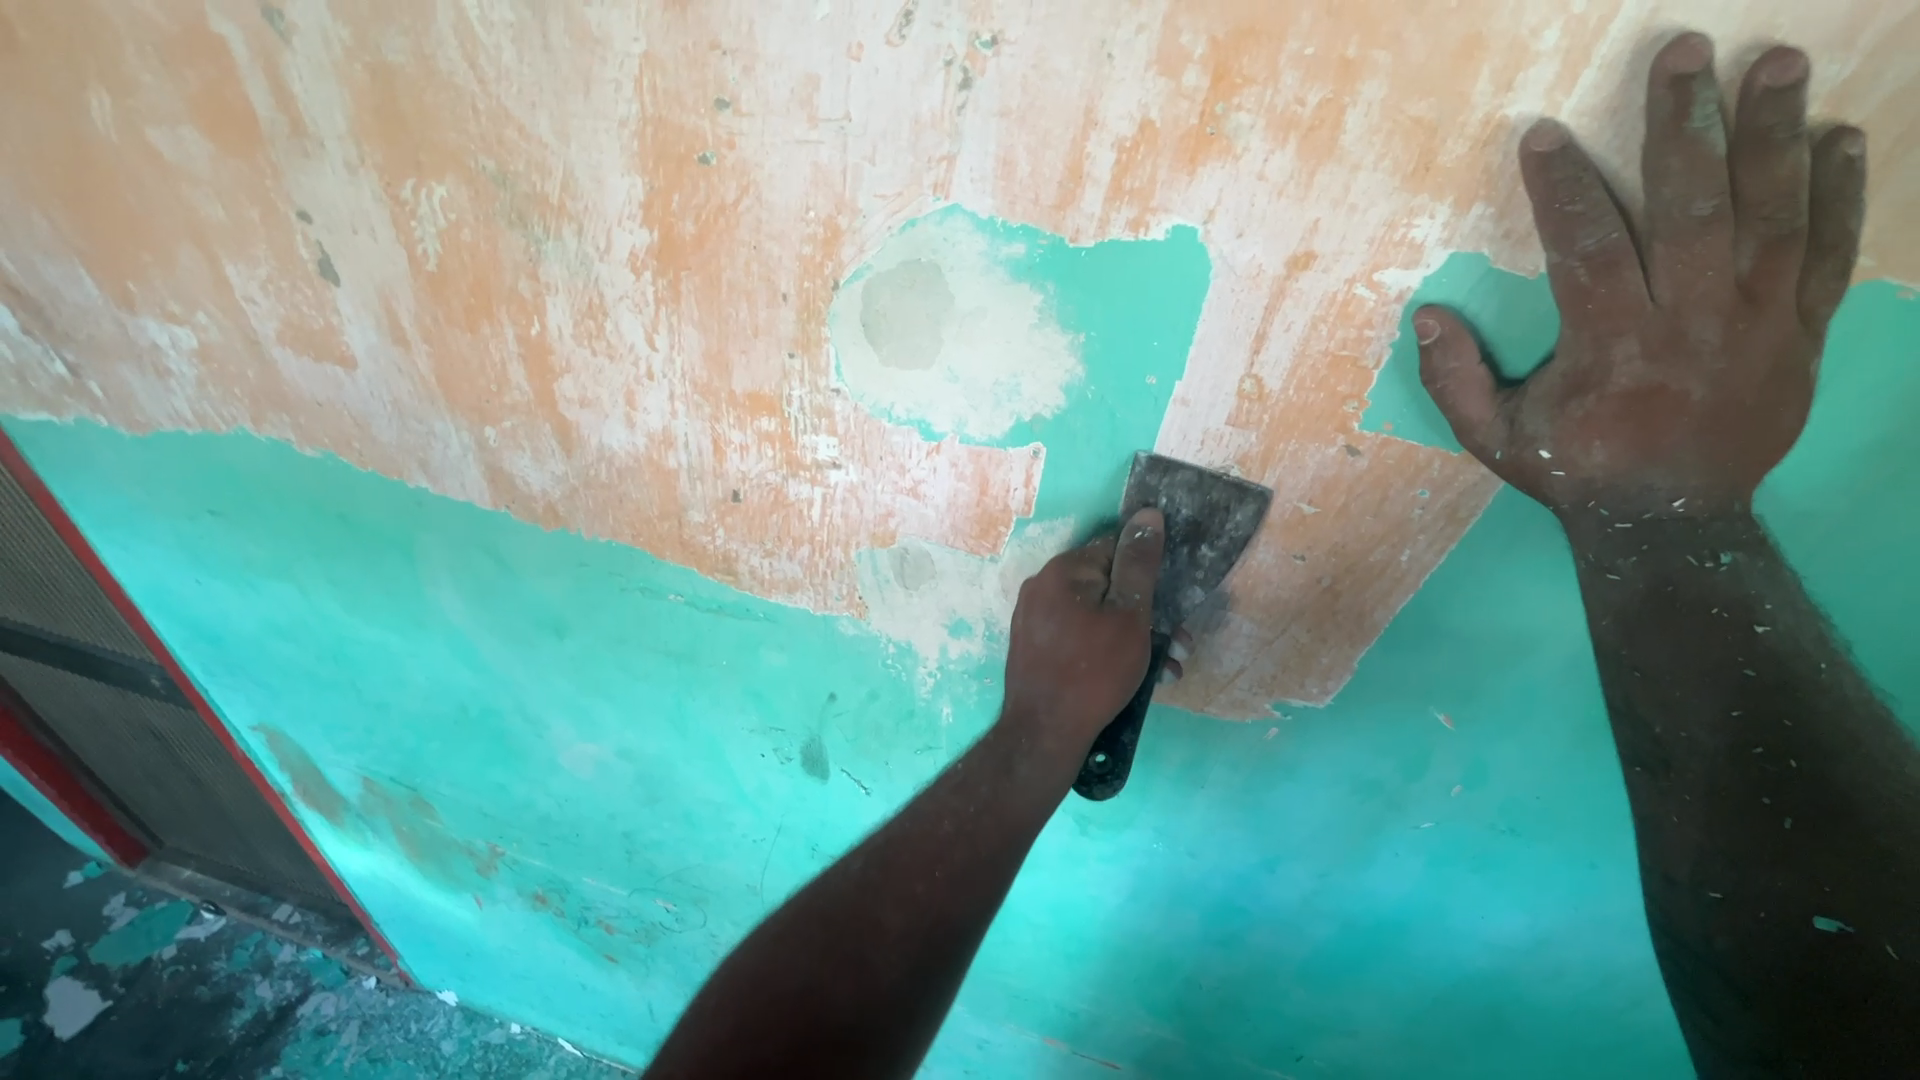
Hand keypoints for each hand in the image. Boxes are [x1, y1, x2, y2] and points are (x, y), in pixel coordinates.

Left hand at [1000, 508, 1164, 754]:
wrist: (1043, 733)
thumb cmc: (1094, 671)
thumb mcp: (1129, 615)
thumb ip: (1140, 564)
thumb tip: (1148, 515)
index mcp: (1062, 570)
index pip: (1115, 550)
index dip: (1149, 574)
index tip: (1172, 604)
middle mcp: (1042, 587)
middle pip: (1108, 587)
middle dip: (1148, 614)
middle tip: (1179, 644)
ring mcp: (1035, 619)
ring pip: (1097, 616)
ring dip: (1135, 638)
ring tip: (1166, 669)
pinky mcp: (1035, 648)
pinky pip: (1080, 637)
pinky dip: (1108, 651)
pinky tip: (1137, 679)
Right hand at [1417, 34, 1866, 521]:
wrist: (1670, 521)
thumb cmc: (1573, 471)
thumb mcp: (1492, 437)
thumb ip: (1455, 381)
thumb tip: (1428, 318)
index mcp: (1610, 346)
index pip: (1587, 247)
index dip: (1564, 188)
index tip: (1546, 136)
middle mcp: (1689, 323)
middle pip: (1692, 209)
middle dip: (1684, 127)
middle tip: (1685, 54)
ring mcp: (1757, 324)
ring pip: (1771, 216)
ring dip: (1774, 136)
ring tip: (1777, 64)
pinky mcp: (1801, 334)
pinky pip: (1827, 255)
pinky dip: (1839, 195)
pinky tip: (1840, 139)